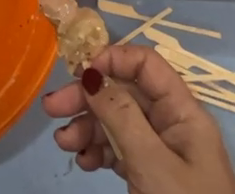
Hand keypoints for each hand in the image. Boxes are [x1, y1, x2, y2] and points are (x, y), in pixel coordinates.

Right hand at [42, 46, 234, 193]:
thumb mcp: (152, 162)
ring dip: (86, 127)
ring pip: (115, 122)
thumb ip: (120, 115)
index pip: (146, 65)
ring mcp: (160, 151)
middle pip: (123, 93)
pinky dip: (97, 150)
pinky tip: (84, 161)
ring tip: (62, 143)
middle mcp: (171, 124)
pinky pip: (118, 148)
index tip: (79, 73)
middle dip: (86, 97)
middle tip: (52, 108)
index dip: (112, 59)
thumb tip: (90, 73)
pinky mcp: (150, 175)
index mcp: (182, 112)